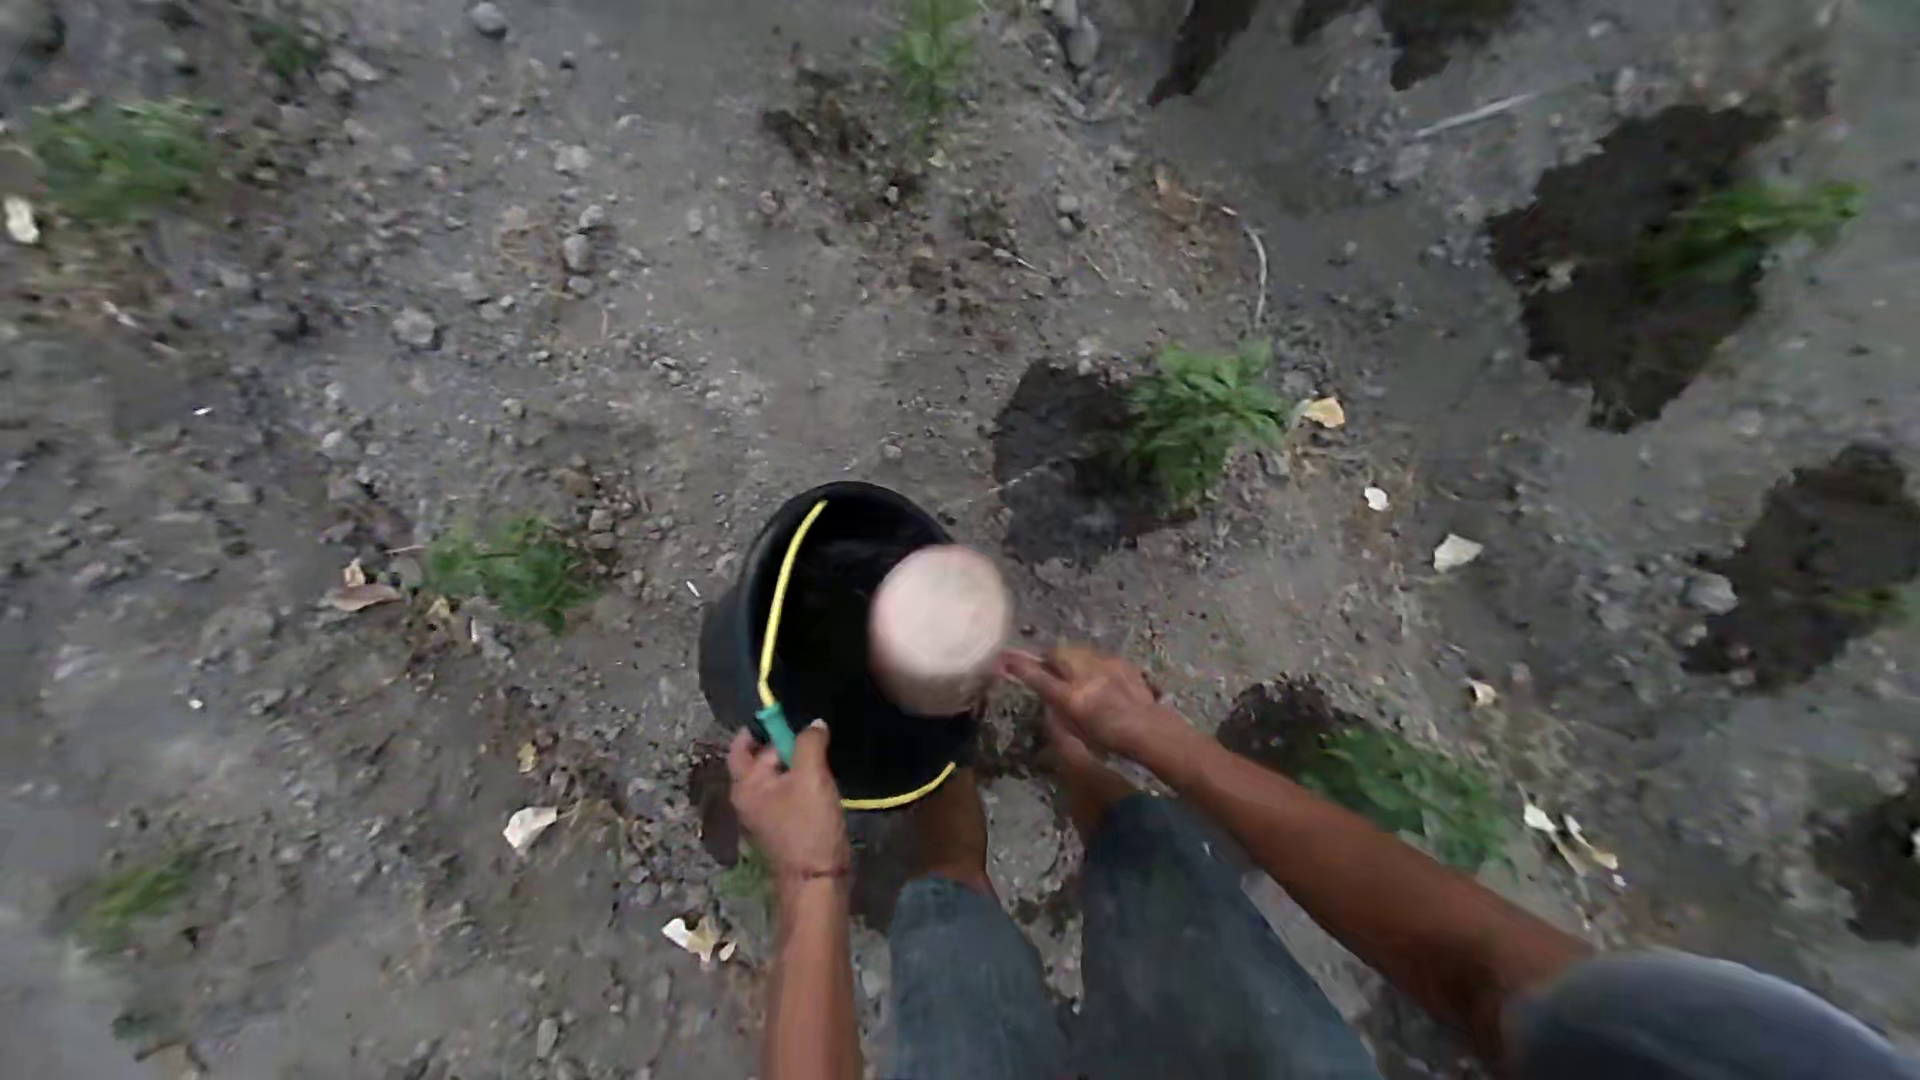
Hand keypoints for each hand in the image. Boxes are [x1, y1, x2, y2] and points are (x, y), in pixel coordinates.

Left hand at [727, 722, 850, 890]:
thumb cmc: (807, 825)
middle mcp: (748, 797)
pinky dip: (802, 777)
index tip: (788, 711)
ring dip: (796, 760)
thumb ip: (810, 742)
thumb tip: (814, 723)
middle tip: (811, 730)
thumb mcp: (810, 776)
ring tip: (822, 749)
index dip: (762, 726)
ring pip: (777, 774)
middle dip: (784, 742)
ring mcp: (765, 812)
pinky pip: (788, 789)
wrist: (817, 881)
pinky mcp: (783, 823)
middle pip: (761, 757)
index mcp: (745, 785)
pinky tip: (824, 774)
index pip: (744, 745)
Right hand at [1000, 645, 1185, 760]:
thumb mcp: (1075, 730)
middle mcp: (1085, 677)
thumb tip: (1043, 694)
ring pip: (1076, 650)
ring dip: (1070, 658)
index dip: (1019, 666)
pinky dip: (1092, 663)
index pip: (1038, 677)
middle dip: (1050, 659)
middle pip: (1056, 653)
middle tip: (1052, 671)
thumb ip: (1056, 708)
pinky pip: (1097, 655)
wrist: (1149, 729)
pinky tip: (1100, 677)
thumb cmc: (1109, 738)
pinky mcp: (1119, 660)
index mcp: (1072, 698)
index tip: (1004, 658)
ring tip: (1077, 673)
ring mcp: (1104, 665)